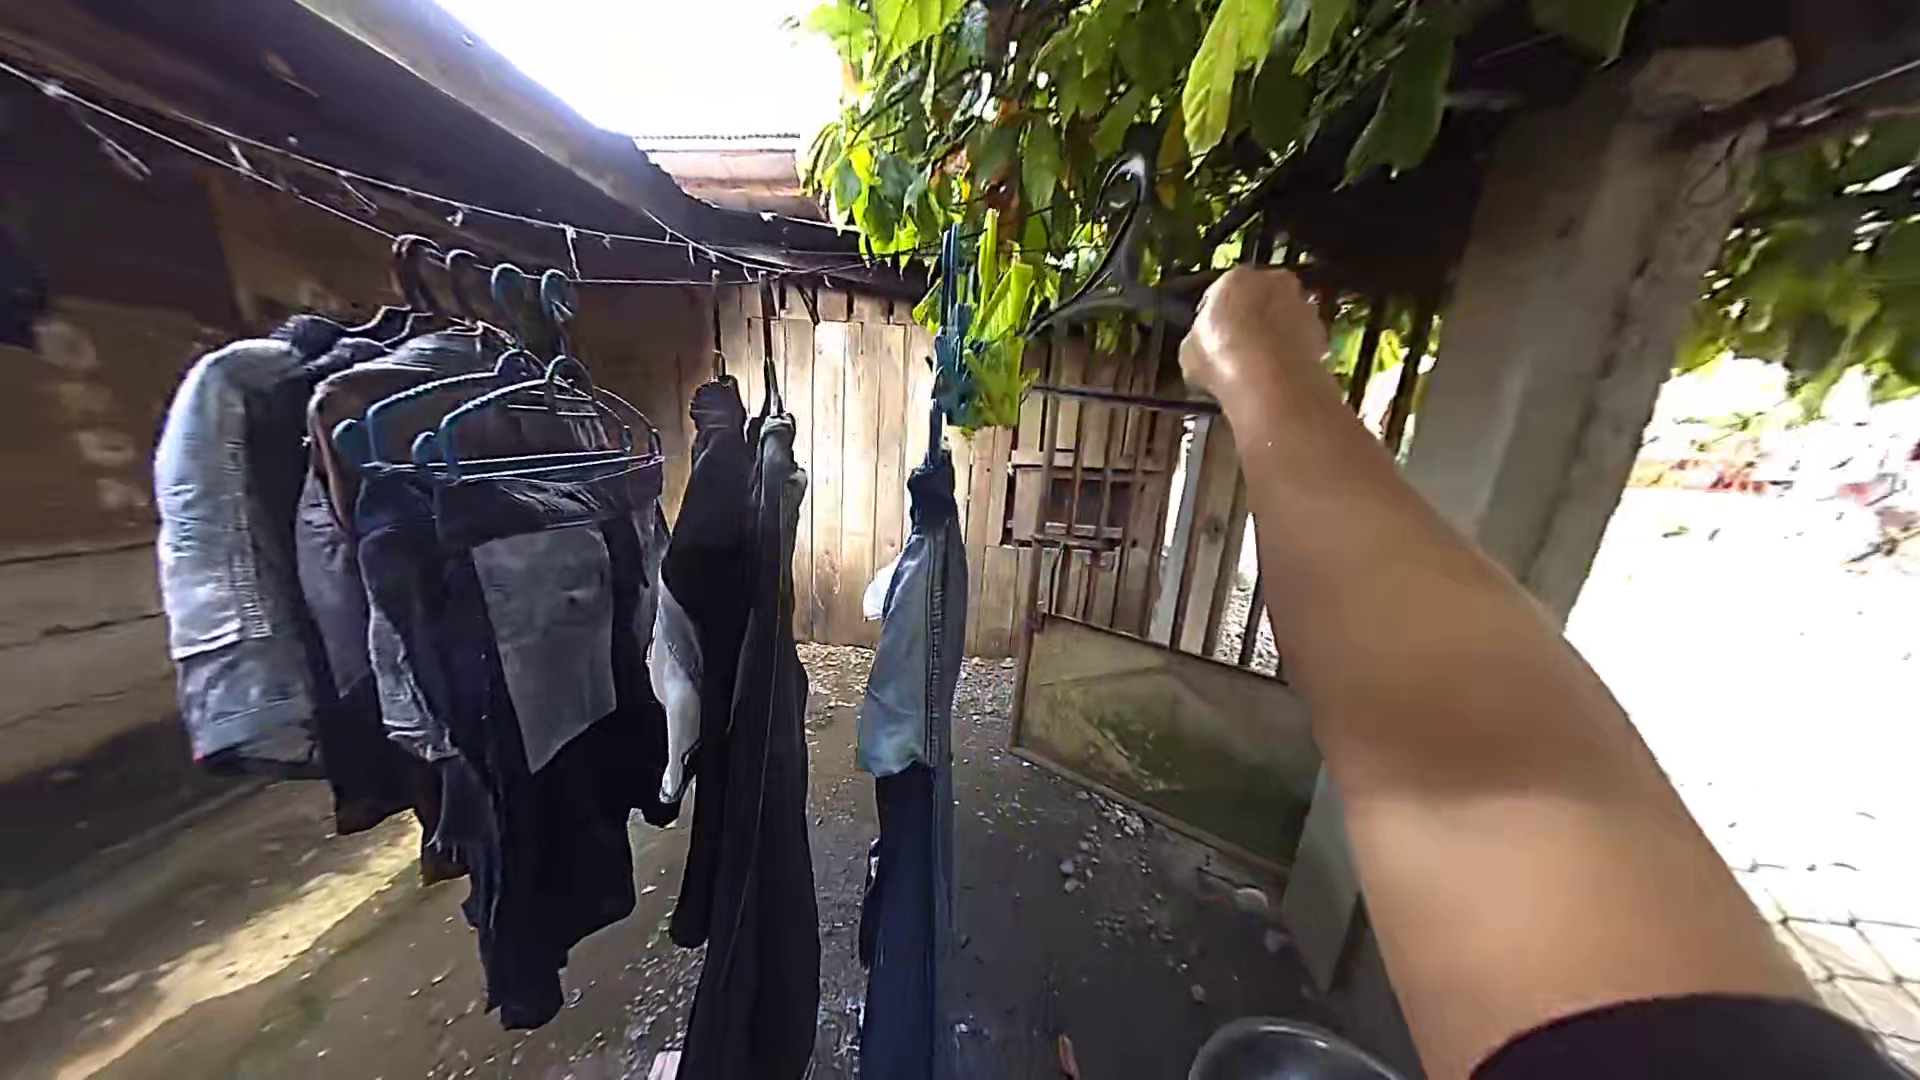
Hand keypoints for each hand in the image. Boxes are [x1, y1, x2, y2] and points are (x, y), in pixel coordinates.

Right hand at [1179, 267, 1327, 403]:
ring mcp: (1302, 304)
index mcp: (1235, 279)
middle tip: (1236, 350)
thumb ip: (1200, 340)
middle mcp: (1274, 281)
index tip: (1211, 339)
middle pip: (1258, 299)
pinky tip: (1277, 375)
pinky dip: (1290, 352)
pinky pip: (1299, 339)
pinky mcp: (1320, 330)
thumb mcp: (1189, 351)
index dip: (1215, 318)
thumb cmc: (1218, 357)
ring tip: (1258, 368)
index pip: (1222, 293)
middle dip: (1250, 320)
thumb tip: (1204, 347)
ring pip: (1283, 317)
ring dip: (1273, 336)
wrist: (1266, 377)